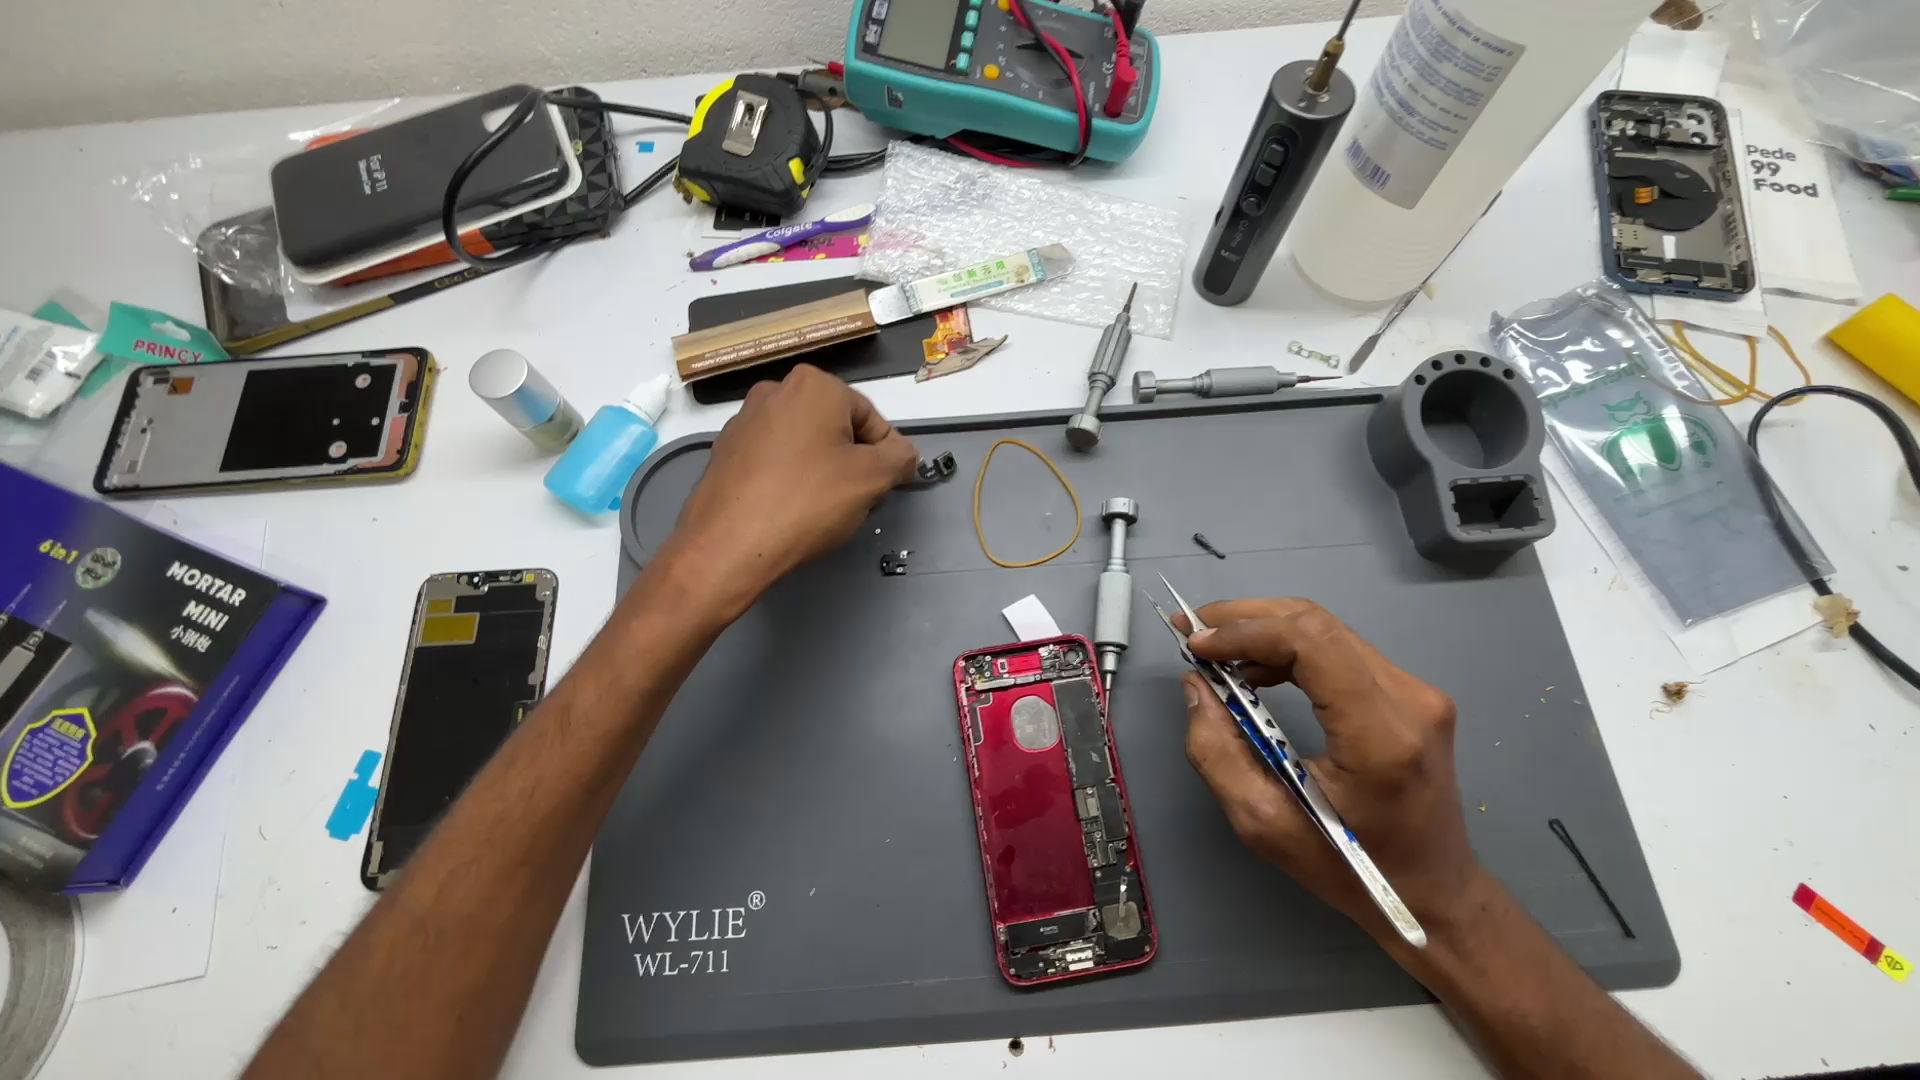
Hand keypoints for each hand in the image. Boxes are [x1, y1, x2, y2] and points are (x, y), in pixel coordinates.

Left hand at [657, 365, 918, 615]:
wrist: (728, 544)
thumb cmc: (806, 502)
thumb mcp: (871, 479)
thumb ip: (899, 458)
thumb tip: (904, 453)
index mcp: (814, 386)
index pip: (871, 418)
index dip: (886, 455)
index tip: (886, 486)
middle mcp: (775, 392)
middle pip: (835, 428)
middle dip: (852, 462)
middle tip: (854, 501)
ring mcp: (745, 421)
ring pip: (804, 444)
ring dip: (821, 472)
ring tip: (821, 510)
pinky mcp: (725, 452)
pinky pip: (774, 460)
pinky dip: (789, 480)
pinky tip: (790, 512)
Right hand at [1178, 598, 1482, 948]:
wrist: (1433, 893)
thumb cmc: (1350, 870)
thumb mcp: (1263, 823)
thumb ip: (1217, 751)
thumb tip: (1197, 686)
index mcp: (1379, 734)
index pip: (1310, 642)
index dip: (1246, 631)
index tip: (1197, 644)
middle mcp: (1409, 699)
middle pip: (1317, 622)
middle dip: (1246, 618)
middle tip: (1193, 630)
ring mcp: (1416, 692)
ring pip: (1327, 628)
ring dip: (1265, 629)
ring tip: (1216, 651)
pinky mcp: (1412, 694)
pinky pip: (1340, 649)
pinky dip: (1290, 647)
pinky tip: (1257, 669)